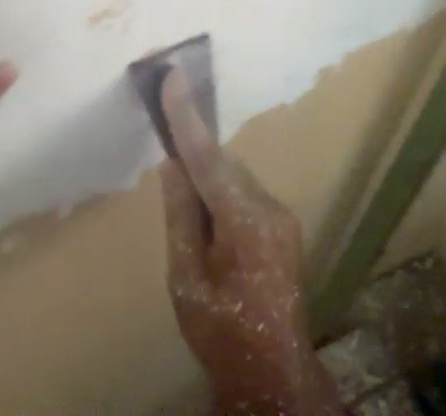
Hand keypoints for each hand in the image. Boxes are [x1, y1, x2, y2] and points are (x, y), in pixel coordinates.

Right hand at [159, 72, 346, 414]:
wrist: (272, 369)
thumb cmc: (220, 329)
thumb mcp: (185, 278)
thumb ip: (180, 216)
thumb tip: (173, 165)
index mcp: (245, 221)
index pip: (208, 159)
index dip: (186, 118)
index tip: (173, 76)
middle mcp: (271, 208)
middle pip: (223, 165)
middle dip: (193, 153)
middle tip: (162, 136)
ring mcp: (282, 216)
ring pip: (235, 177)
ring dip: (206, 176)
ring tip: (182, 201)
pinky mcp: (283, 226)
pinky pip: (244, 194)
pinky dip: (221, 193)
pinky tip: (205, 217)